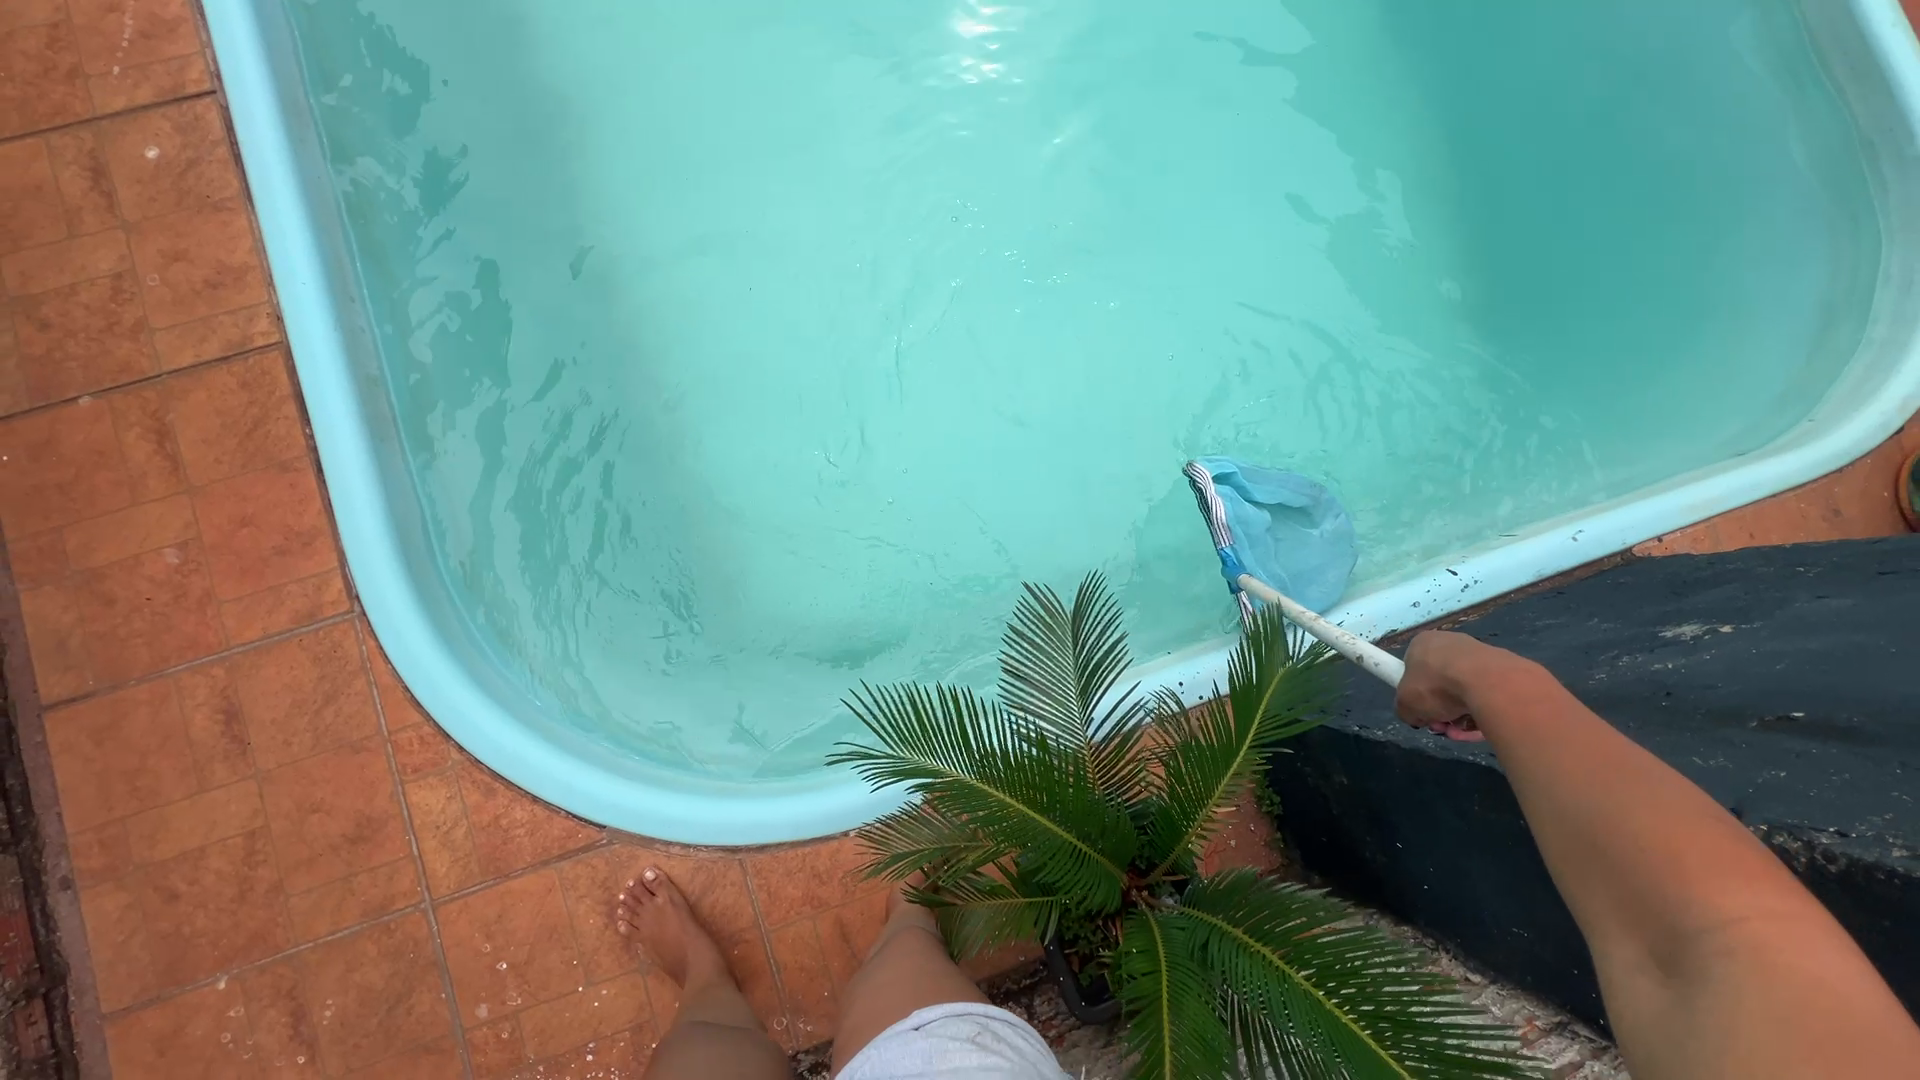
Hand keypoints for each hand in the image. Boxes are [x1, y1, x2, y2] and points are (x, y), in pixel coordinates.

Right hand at [1395, 630, 1512, 741]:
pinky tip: (1482, 728)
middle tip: (1442, 726)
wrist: (1490, 684)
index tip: (1422, 712)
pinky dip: (1483, 712)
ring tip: (1463, 732)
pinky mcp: (1506, 669)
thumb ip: (1406, 710)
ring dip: (1461, 714)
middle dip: (1441, 709)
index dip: (1415, 695)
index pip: (1413, 669)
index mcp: (1422, 643)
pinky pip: (1488, 694)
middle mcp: (1451, 643)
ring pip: (1466, 691)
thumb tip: (1418, 716)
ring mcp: (1480, 655)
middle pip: (1441, 682)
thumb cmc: (1437, 686)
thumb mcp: (1405, 704)